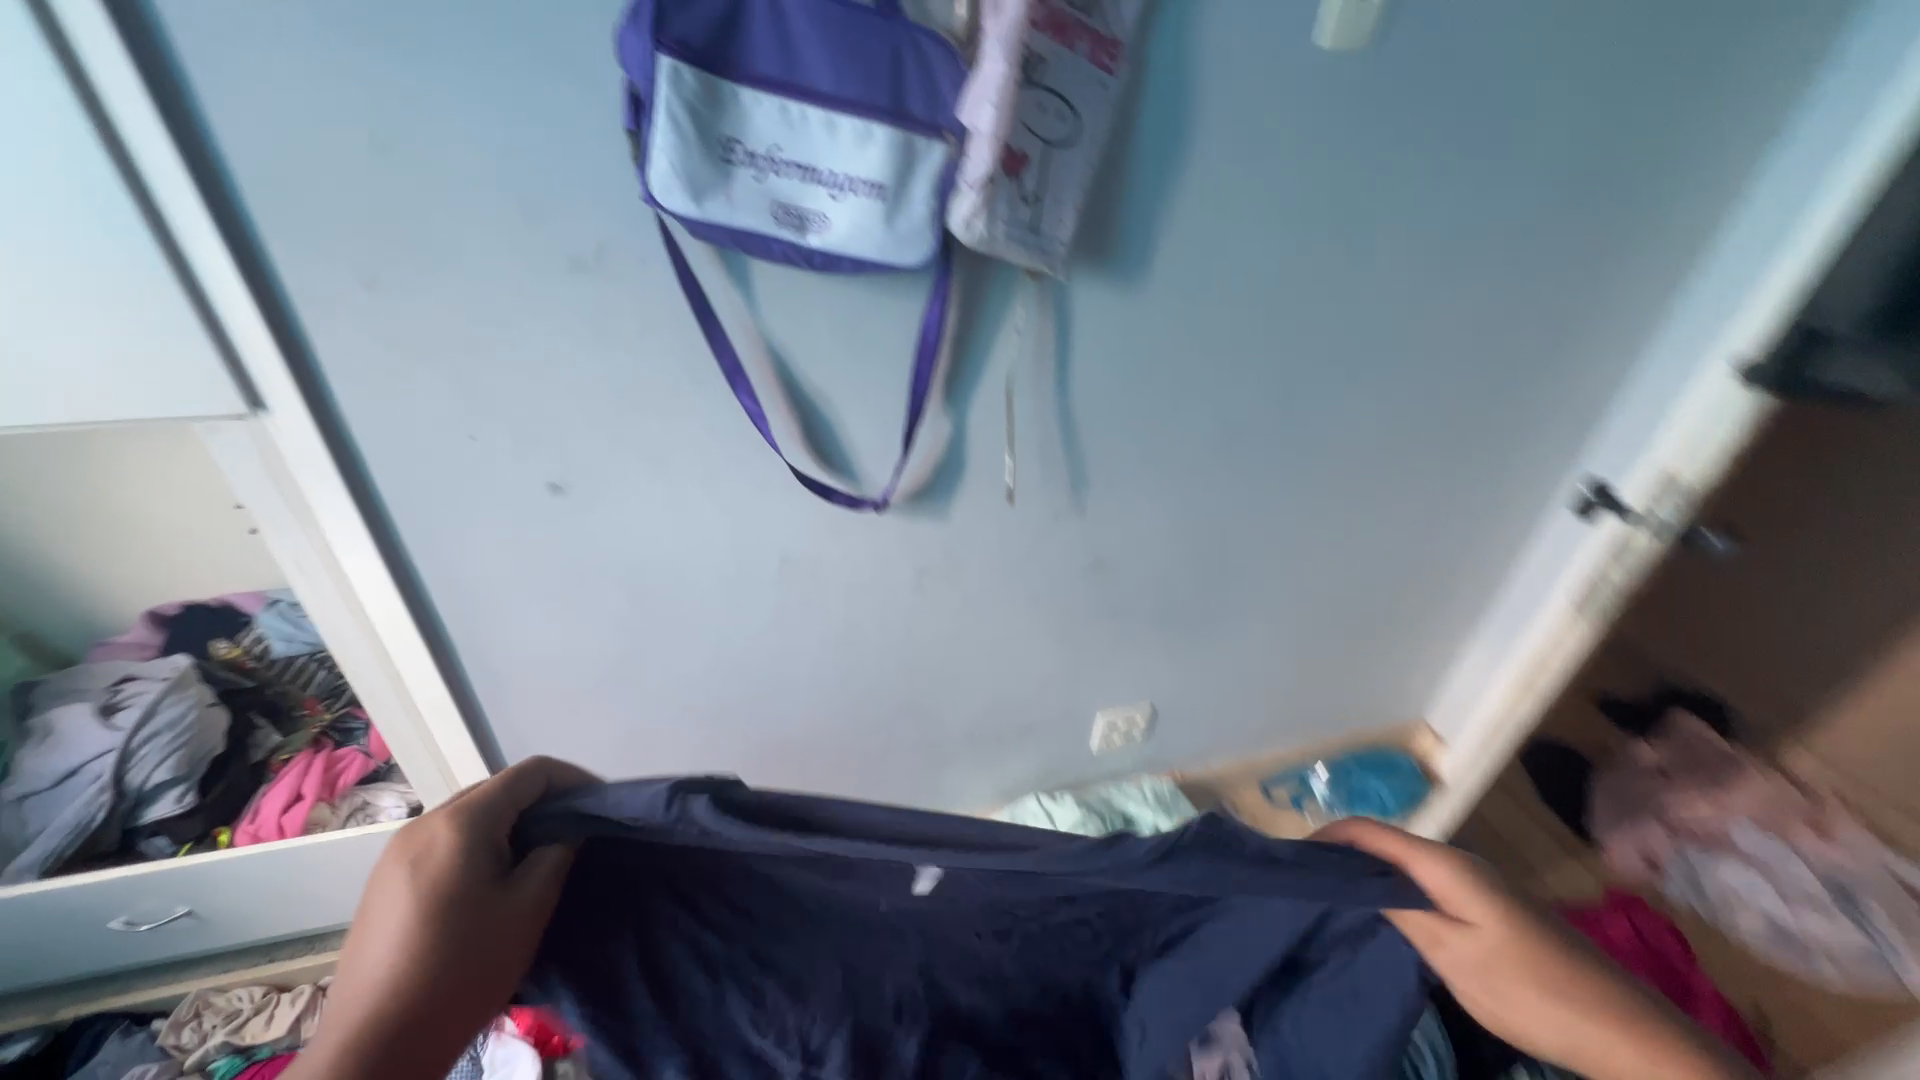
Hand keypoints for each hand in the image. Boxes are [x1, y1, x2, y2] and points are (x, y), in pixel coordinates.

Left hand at [290, 756, 598, 1079]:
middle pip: (498, 790)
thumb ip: (557, 851)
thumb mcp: (529, 907)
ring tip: (541, 861)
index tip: (602, 808)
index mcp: (461, 822)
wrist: (374, 1048)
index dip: (575, 781)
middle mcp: (424, 824)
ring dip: (512, 827)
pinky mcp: (386, 883)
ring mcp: (397, 854)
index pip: (531, 772)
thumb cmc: (462, 970)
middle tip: (577, 836)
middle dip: (544, 804)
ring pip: (471, 817)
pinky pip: (446, 844)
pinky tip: (495, 886)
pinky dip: (481, 847)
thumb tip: (568, 827)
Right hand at [1311, 817, 1758, 1079]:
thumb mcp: (1451, 953)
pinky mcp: (1487, 909)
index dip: (1326, 837)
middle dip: (1340, 855)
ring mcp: (1476, 886)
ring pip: (1404, 866)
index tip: (1289, 858)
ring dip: (1366, 875)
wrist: (1622, 1030)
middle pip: (1385, 844)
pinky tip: (1381, 918)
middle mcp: (1458, 863)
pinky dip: (1393, 893)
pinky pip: (1424, 885)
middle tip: (1302, 882)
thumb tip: (1352, 880)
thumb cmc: (1529, 988)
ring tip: (1330, 899)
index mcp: (1445, 864)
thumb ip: (1399, 910)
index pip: (1369, 831)